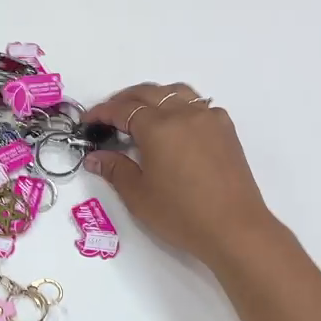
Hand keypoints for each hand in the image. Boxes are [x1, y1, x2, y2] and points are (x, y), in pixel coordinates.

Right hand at [82, 82, 283, 266]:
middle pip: (150, 93)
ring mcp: (209, 118)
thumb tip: (95, 157)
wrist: (232, 227)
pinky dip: (178, 107)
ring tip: (138, 114)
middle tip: (107, 116)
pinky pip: (197, 105)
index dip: (102, 113)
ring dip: (153, 97)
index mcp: (159, 128)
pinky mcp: (225, 129)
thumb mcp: (138, 195)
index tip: (87, 121)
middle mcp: (185, 114)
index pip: (124, 110)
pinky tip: (172, 127)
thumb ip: (115, 169)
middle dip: (124, 100)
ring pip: (176, 93)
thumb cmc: (179, 214)